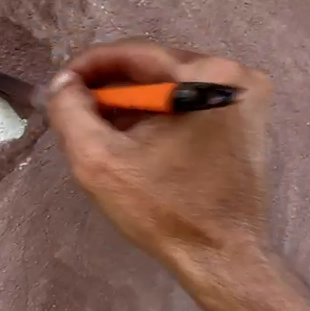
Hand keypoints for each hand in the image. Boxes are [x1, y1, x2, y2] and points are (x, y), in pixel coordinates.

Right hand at [46, 40, 274, 275]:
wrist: (221, 257)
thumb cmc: (163, 211)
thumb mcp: (100, 161)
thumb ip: (71, 113)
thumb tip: (62, 84)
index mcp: (205, 74)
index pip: (133, 53)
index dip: (88, 68)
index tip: (60, 88)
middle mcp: (235, 75)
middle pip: (154, 70)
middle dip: (111, 91)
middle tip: (78, 115)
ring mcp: (247, 100)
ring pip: (172, 89)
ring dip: (135, 107)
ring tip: (104, 135)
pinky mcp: (249, 125)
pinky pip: (192, 107)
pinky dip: (162, 120)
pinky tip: (139, 146)